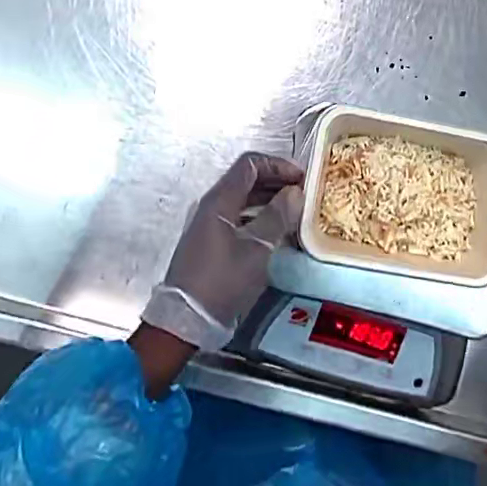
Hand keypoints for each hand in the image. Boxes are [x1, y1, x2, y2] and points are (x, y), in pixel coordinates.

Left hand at [140, 153, 303, 351]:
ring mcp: (208, 223)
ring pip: (243, 199)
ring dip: (269, 199)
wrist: (184, 321)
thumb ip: (277, 217)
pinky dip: (258, 215)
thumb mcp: (256, 250)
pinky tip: (275, 230)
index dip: (278, 165)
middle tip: (302, 192)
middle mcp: (211, 206)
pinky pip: (238, 216)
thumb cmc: (222, 282)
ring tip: (294, 210)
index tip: (301, 178)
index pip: (250, 164)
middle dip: (276, 181)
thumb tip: (295, 193)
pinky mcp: (209, 241)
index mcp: (219, 201)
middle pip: (246, 179)